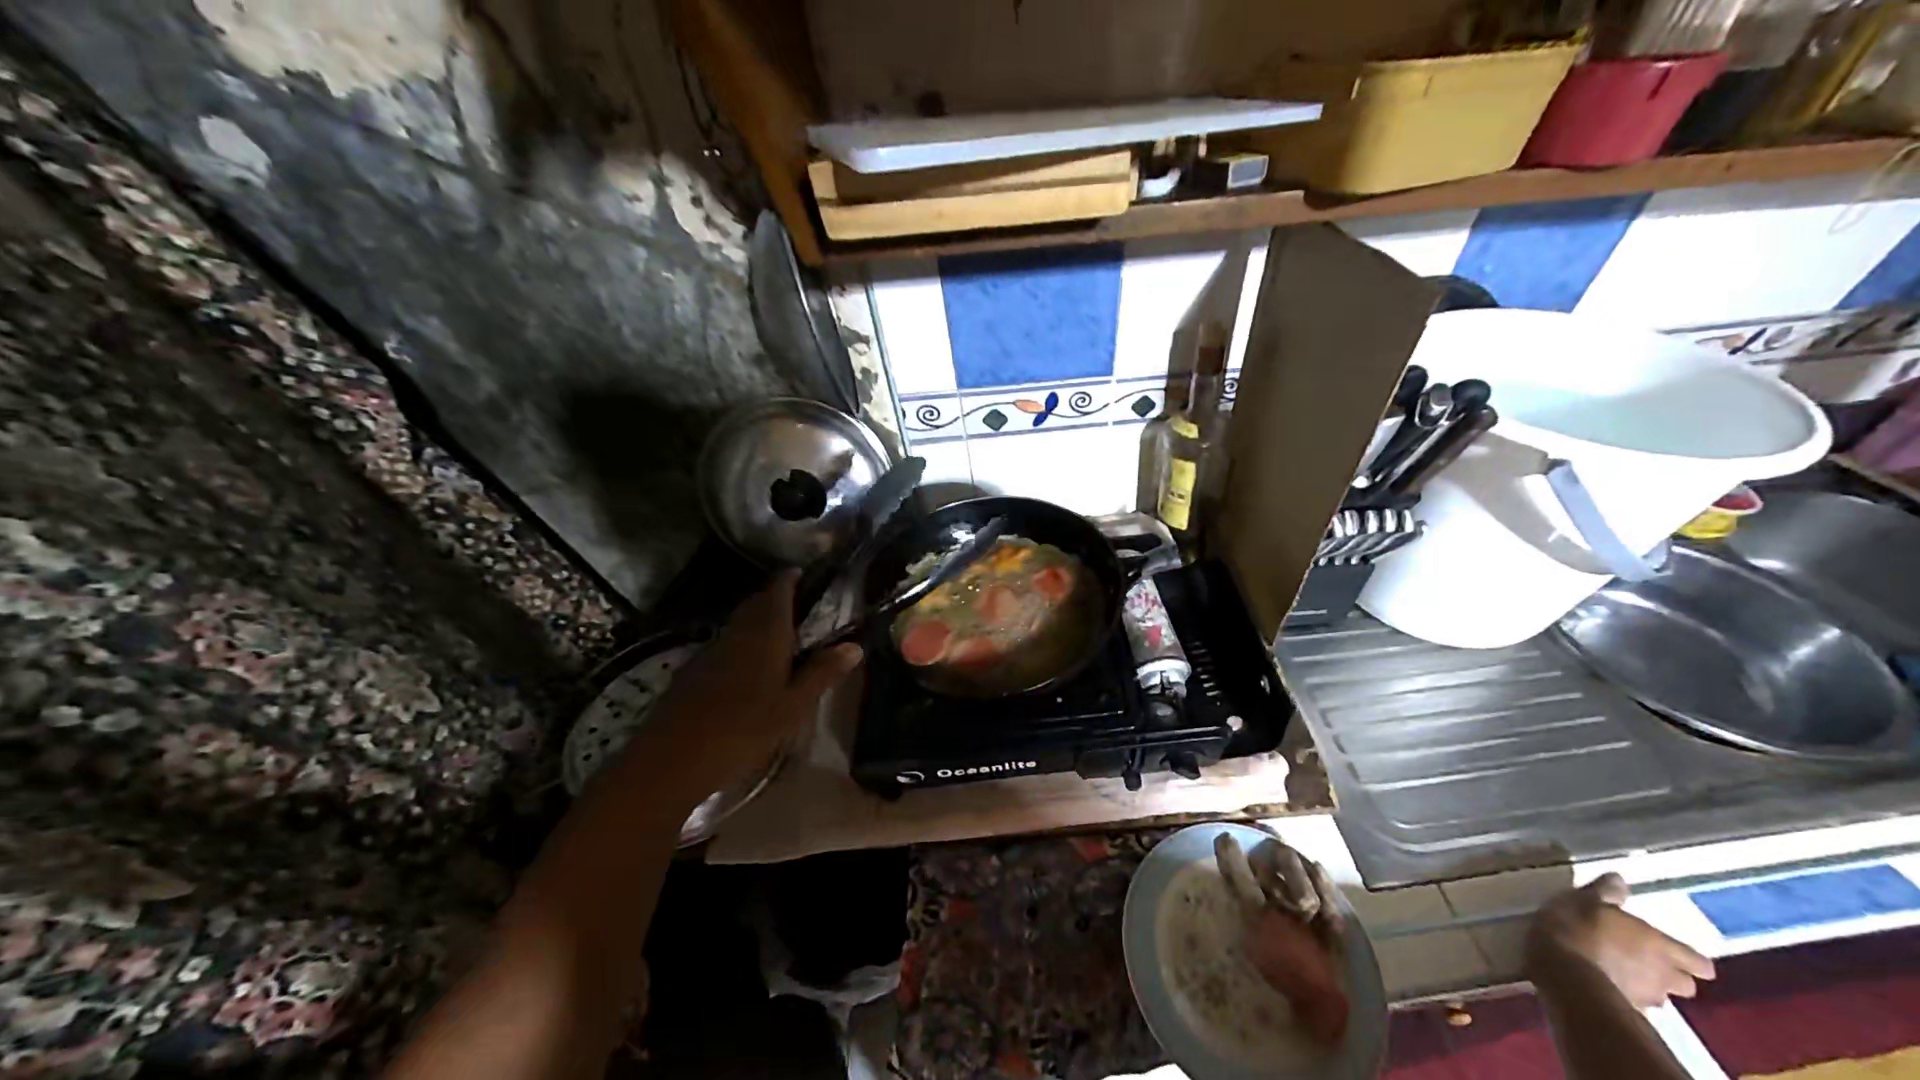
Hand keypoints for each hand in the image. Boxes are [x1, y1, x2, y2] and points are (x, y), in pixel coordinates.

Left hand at [636, 571, 862, 799]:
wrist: (673, 758)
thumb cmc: (744, 729)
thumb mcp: (794, 705)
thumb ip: (822, 672)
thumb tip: (854, 645)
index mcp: (766, 634)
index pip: (777, 591)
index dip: (789, 579)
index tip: (802, 573)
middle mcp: (737, 633)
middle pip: (755, 604)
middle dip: (774, 599)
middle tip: (796, 605)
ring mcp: (711, 651)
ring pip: (739, 625)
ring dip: (757, 622)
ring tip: (779, 637)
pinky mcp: (693, 671)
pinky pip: (725, 646)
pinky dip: (741, 645)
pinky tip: (749, 669)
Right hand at [1526, 873, 1715, 1008]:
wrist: (1564, 972)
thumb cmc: (1577, 928)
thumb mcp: (1583, 900)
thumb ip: (1605, 892)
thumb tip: (1620, 879)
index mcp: (1660, 945)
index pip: (1700, 963)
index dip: (1690, 960)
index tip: (1674, 954)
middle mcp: (1664, 975)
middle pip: (1685, 984)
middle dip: (1670, 976)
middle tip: (1644, 963)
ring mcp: (1647, 997)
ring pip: (1658, 996)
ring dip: (1645, 987)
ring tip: (1618, 974)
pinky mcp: (1625, 1010)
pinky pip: (1632, 1004)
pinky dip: (1622, 996)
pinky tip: (1601, 985)